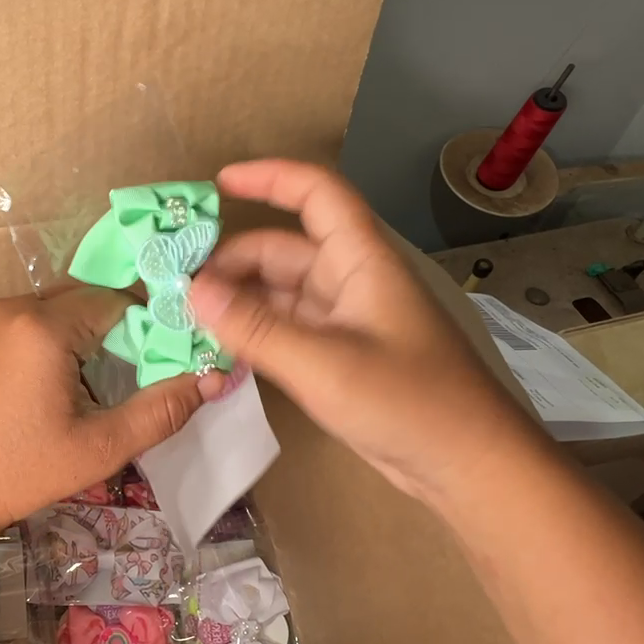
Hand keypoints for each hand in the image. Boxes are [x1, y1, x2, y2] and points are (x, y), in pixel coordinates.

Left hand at [0, 287, 220, 537]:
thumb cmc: (21, 472)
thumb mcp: (101, 447)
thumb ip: (161, 409)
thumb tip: (216, 378)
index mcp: (43, 327)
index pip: (117, 301)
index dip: (147, 326)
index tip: (162, 359)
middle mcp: (11, 307)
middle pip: (85, 297)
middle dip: (116, 327)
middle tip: (133, 371)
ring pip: (55, 305)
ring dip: (83, 331)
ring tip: (97, 378)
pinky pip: (27, 318)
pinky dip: (52, 335)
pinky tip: (57, 378)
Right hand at [189, 160, 544, 500]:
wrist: (466, 465)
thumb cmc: (407, 402)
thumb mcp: (323, 363)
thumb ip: (254, 327)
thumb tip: (190, 289)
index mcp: (360, 261)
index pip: (316, 195)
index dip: (269, 178)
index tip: (216, 185)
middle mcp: (349, 282)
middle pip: (282, 250)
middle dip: (231, 261)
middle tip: (177, 288)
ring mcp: (343, 322)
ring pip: (278, 294)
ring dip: (237, 301)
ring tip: (186, 320)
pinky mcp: (337, 357)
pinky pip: (284, 330)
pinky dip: (252, 334)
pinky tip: (218, 349)